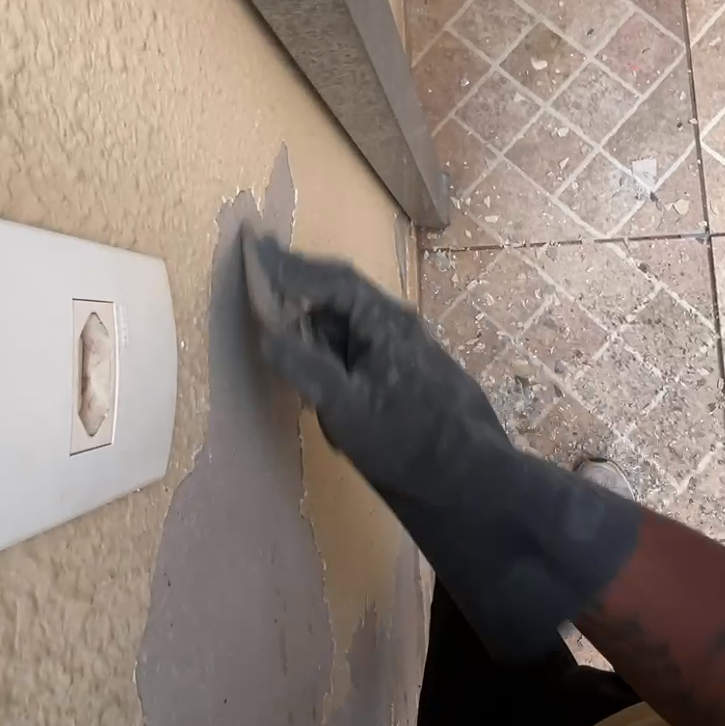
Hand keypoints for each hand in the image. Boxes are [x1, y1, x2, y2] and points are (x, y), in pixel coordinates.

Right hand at [242, 230, 643, 658]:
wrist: (470, 481)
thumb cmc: (407, 442)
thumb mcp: (344, 406)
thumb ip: (304, 365)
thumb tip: (268, 333)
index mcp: (384, 320)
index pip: (330, 278)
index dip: (289, 263)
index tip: (254, 244)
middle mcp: (396, 325)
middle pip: (339, 296)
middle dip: (300, 294)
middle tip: (264, 289)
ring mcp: (404, 348)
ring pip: (349, 325)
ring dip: (318, 332)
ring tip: (297, 353)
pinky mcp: (406, 372)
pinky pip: (360, 350)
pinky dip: (335, 358)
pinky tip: (328, 386)